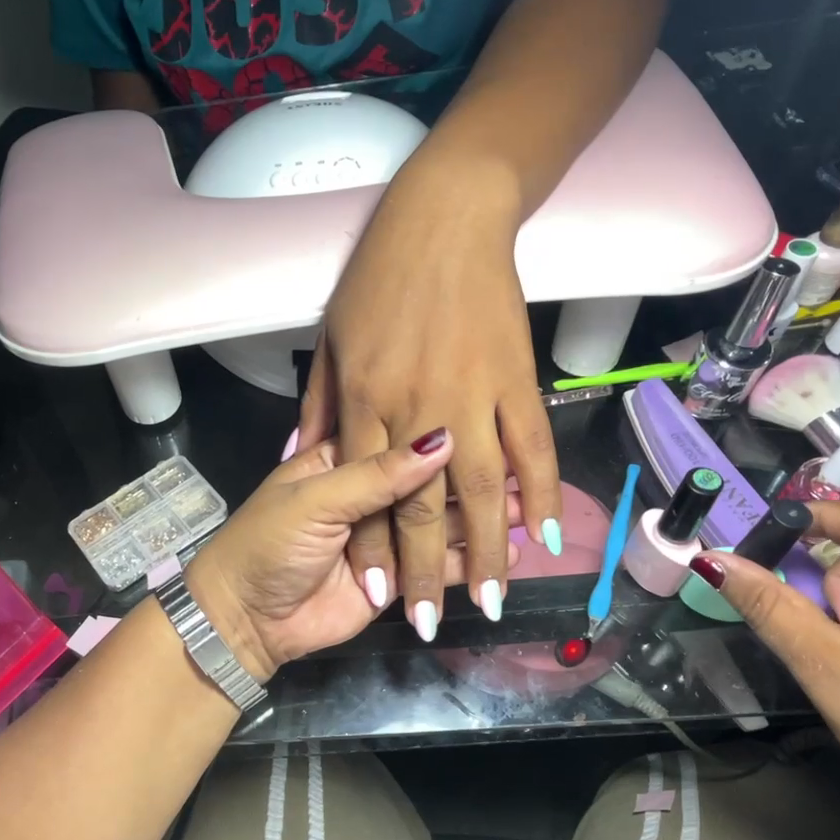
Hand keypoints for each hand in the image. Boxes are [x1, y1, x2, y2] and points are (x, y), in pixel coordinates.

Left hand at [184, 429, 519, 681]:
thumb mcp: (317, 498)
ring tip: (528, 516)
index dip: (446, 438)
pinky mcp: (395, 579)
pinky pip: (437, 567)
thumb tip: (442, 439)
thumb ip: (378, 474)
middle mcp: (370, 494)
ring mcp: (385, 537)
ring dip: (481, 521)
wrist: (246, 618)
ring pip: (440, 525)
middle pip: (430, 484)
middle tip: (525, 477)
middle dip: (473, 482)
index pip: (403, 440)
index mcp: (344, 460)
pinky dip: (469, 562)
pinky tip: (509, 556)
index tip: (493, 430)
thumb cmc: (269, 543)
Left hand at [299, 159, 560, 640]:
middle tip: (440, 620)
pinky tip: (543, 535)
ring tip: (491, 599)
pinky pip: (530, 449)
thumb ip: (316, 405)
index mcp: (362, 404)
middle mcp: (414, 410)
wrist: (440, 218)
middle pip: (421, 507)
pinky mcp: (514, 381)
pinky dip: (540, 493)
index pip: (365, 495)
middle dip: (429, 571)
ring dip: (486, 552)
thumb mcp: (329, 341)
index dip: (373, 551)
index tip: (378, 598)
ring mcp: (469, 397)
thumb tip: (296, 454)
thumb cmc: (375, 279)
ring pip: (478, 491)